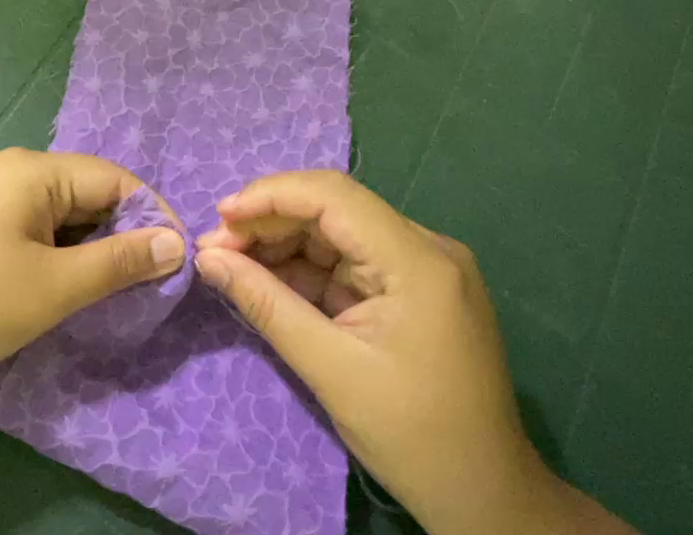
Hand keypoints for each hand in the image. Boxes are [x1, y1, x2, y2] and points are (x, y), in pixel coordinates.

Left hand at [0, 148, 184, 394]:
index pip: (113, 178)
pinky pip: (31, 225)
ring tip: (112, 290)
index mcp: (30, 170)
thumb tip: (175, 243)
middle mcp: (8, 170)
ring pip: (59, 212)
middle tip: (147, 283)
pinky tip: (66, 285)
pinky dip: (57, 251)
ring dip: (89, 246)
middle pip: (85, 191)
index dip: (151, 216)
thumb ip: (120, 261)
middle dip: (120, 233)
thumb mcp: (56, 286)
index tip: (177, 263)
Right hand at [194, 170, 630, 534]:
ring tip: (230, 266)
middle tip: (214, 250)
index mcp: (418, 262)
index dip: (270, 196)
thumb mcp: (329, 369)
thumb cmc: (413, 436)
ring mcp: (420, 268)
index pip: (334, 197)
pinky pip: (346, 263)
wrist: (485, 497)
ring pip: (334, 234)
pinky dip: (303, 271)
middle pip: (332, 210)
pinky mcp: (411, 290)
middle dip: (268, 223)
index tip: (218, 217)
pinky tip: (266, 282)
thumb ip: (265, 304)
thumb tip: (206, 258)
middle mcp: (424, 249)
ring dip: (280, 246)